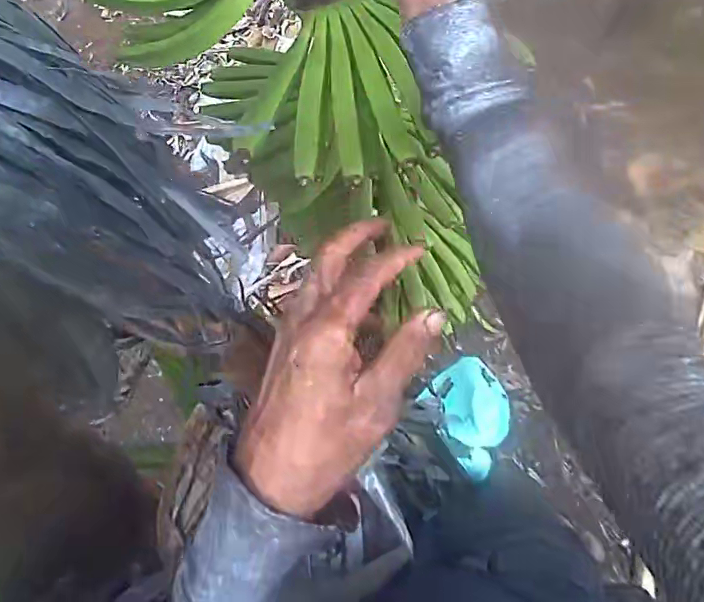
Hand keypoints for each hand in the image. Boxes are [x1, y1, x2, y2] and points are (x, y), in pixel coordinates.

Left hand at [231, 220, 445, 519]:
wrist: (269, 479)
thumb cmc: (327, 444)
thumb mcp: (376, 404)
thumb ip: (405, 352)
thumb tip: (434, 313)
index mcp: (328, 327)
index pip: (366, 276)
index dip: (395, 258)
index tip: (419, 247)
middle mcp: (303, 315)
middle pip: (327, 257)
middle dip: (355, 234)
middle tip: (383, 223)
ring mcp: (289, 325)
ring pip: (315, 272)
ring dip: (341, 254)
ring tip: (372, 253)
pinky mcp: (284, 340)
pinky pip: (310, 294)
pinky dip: (332, 281)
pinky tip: (355, 302)